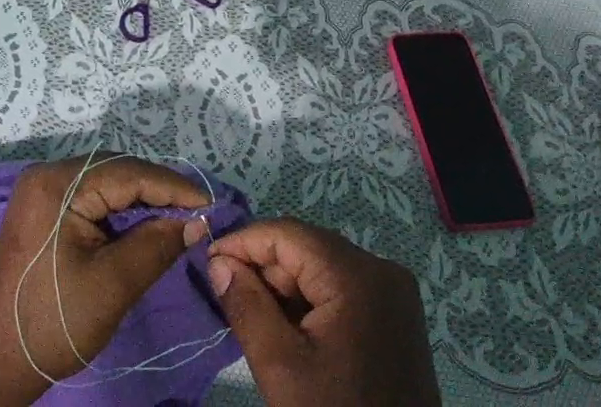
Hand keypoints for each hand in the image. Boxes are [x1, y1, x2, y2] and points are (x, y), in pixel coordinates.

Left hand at [0, 153, 208, 405]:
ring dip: (141, 197)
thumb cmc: (53, 321)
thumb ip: (157, 244)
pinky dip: (120, 208)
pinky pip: (91, 197)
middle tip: (197, 211)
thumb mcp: (113, 284)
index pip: (128, 172)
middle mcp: (46, 176)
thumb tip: (196, 222)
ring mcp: (41, 192)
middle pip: (116, 170)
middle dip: (158, 189)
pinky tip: (144, 223)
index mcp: (57, 184)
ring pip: (105, 182)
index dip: (172, 187)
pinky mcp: (42, 211)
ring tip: (179, 216)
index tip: (210, 204)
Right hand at [208, 218, 442, 406]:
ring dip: (284, 285)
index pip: (288, 234)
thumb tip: (218, 262)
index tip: (206, 261)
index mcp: (357, 275)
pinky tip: (287, 328)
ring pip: (321, 267)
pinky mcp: (394, 314)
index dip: (243, 242)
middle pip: (306, 248)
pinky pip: (341, 287)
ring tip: (252, 314)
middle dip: (263, 267)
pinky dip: (309, 300)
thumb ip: (246, 305)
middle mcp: (381, 270)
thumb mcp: (281, 366)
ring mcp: (392, 292)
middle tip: (226, 294)